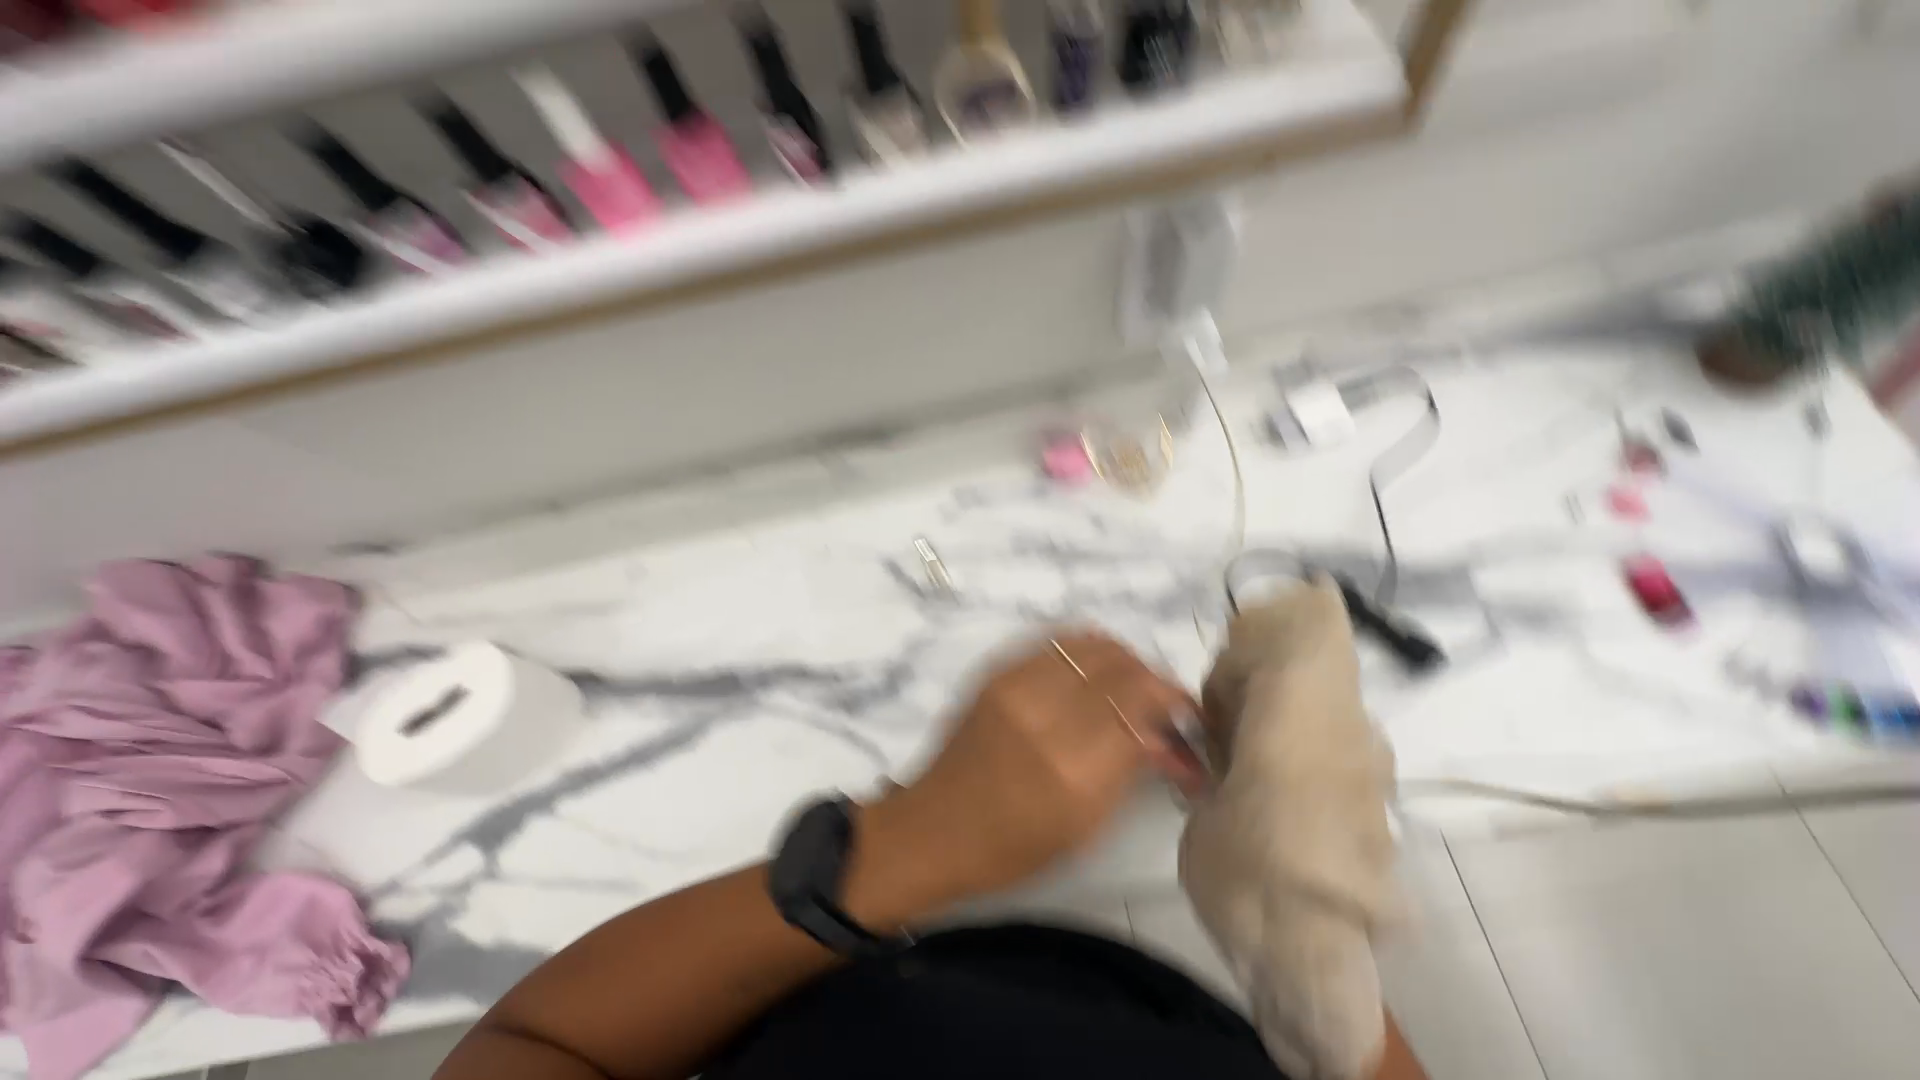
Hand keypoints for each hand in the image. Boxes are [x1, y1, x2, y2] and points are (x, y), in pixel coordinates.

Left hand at [853, 632, 1201, 912]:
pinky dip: (1087, 653)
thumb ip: (1131, 770)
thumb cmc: (1011, 848)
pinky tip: (1093, 677)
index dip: (1177, 703)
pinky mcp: (994, 672)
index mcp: (1072, 766)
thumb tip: (1170, 738)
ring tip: (1131, 690)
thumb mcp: (1084, 826)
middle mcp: (1044, 711)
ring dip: (1124, 660)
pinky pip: (1056, 641)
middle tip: (1164, 708)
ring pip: (1092, 642)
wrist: (931, 830)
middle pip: (1123, 664)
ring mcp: (1013, 684)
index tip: (1190, 719)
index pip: (1143, 701)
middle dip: (1155, 680)